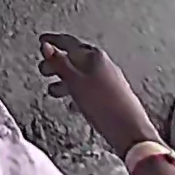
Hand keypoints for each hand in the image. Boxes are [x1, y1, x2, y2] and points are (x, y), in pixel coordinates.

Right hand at [39, 33, 160, 155]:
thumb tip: (46, 46)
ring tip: (53, 90)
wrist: (132, 134)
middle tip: (44, 69)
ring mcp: (110, 80)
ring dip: (65, 81)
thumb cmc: (104, 106)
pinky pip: (91, 89)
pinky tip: (72, 104)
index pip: (69, 42)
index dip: (53, 41)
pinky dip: (78, 93)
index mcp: (94, 56)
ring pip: (82, 75)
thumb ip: (59, 63)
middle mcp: (103, 64)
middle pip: (75, 59)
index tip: (42, 41)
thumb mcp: (75, 82)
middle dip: (57, 64)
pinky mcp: (114, 96)